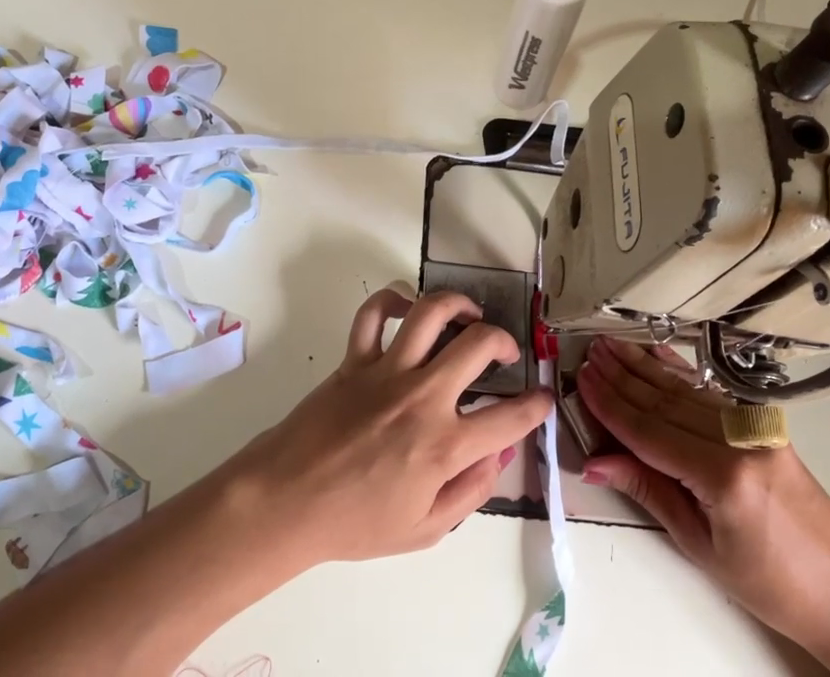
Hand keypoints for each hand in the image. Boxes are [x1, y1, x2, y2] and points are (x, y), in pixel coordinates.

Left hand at [218, 288, 550, 569]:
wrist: (286, 500)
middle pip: (479, 345)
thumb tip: (498, 455)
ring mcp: (386, 372)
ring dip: (458, 304)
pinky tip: (407, 308)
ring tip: (468, 314)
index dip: (538, 406)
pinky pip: (374, 313)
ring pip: (431, 313)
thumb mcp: (424, 530)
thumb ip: (470, 491)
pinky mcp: (353, 360)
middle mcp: (422, 398)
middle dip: (504, 340)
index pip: (511, 418)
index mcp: (444, 445)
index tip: (543, 399)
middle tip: (505, 352)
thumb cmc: (354, 523)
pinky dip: (393, 298)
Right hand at [576, 337, 829, 651]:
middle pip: (667, 402)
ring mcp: (758, 430)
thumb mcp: (698, 545)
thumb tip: (595, 462)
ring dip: (646, 368)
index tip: (581, 380)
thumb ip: (648, 491)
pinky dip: (679, 376)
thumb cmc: (770, 584)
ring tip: (611, 345)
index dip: (611, 405)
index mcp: (723, 476)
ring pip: (688, 391)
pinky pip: (711, 397)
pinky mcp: (767, 430)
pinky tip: (657, 358)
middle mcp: (742, 441)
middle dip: (623, 377)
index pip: (650, 430)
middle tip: (589, 353)